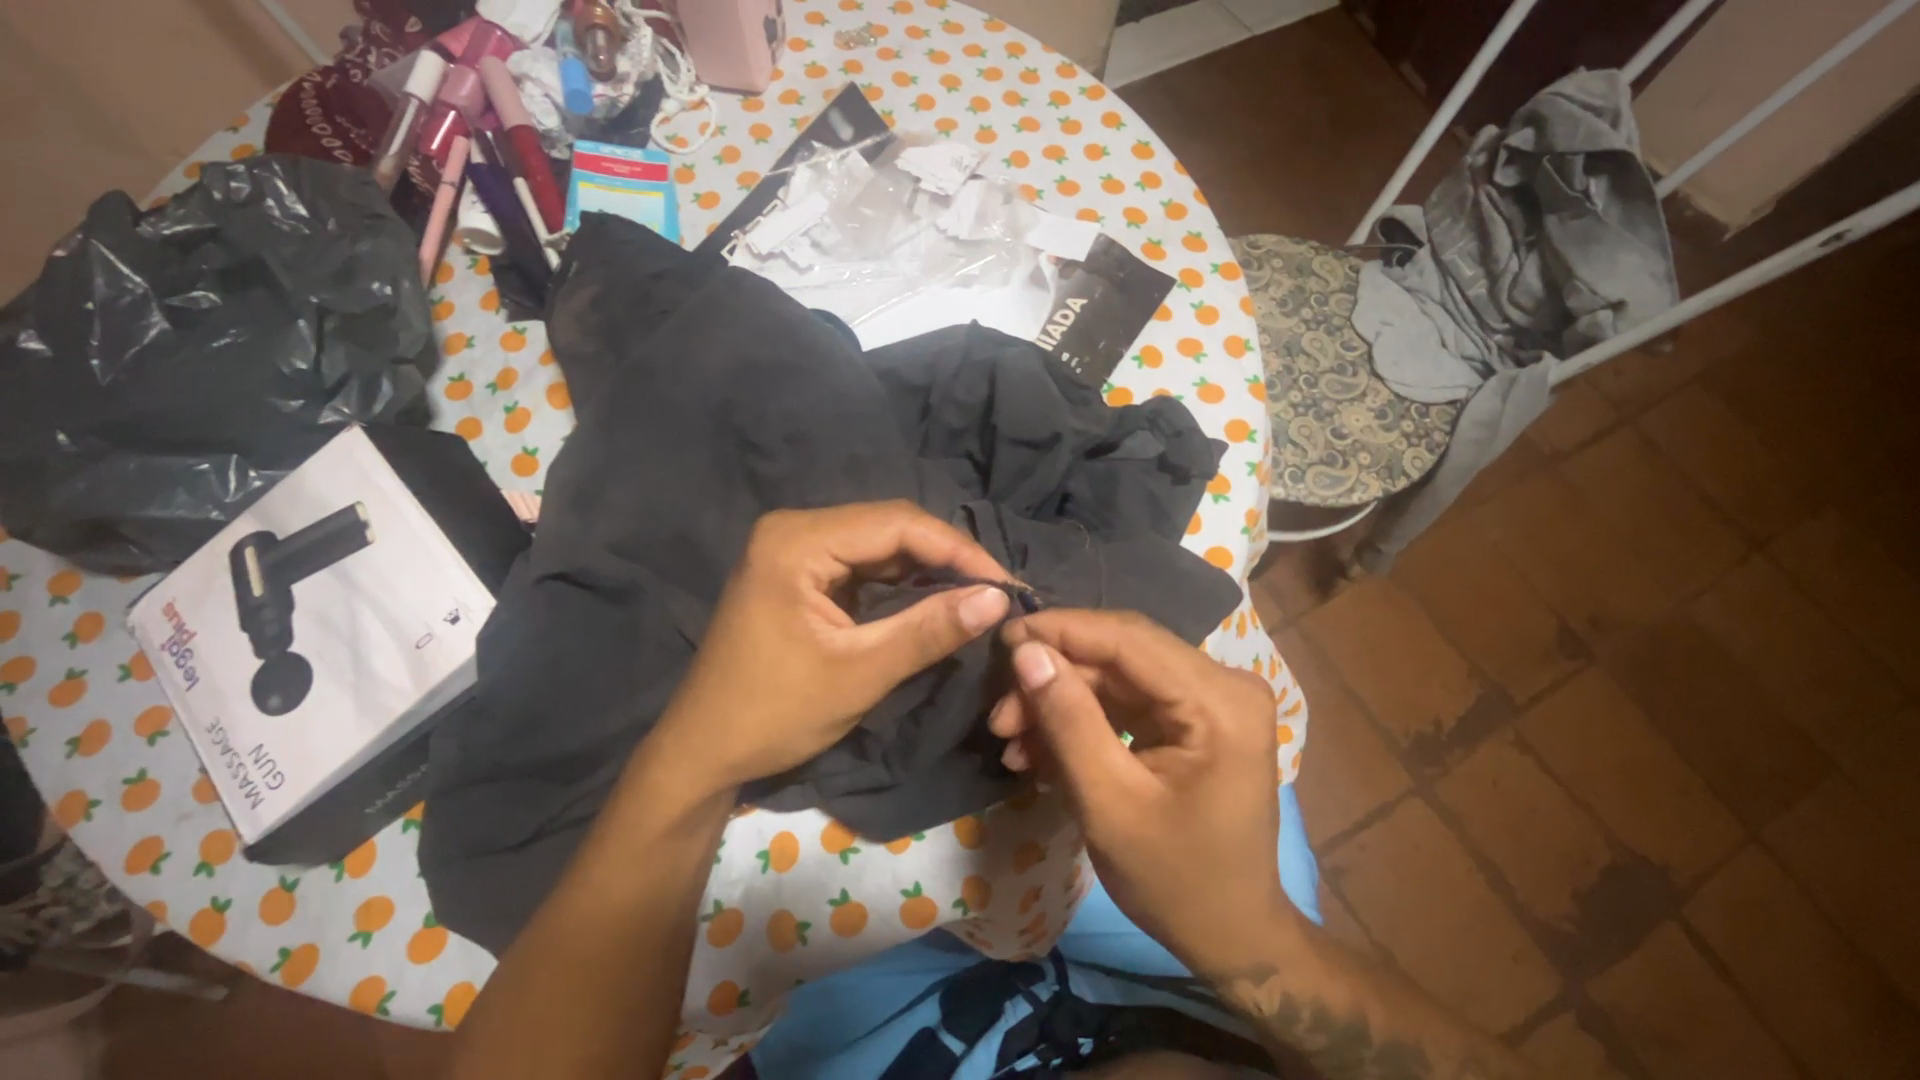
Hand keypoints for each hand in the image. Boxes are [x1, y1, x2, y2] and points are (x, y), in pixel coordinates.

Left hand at [650, 501, 1012, 795]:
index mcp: (798, 541)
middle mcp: (794, 530)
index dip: (959, 550)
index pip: (897, 524)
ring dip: (928, 569)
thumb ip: (929, 631)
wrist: (704, 751)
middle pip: (889, 528)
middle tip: (998, 591)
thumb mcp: (860, 673)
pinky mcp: (798, 574)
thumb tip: (999, 598)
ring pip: (879, 546)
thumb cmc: (774, 713)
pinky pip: (861, 566)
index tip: (1007, 584)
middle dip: (947, 558)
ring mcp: (793, 551)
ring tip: (978, 595)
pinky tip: (935, 599)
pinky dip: (901, 583)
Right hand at [994, 611, 1291, 972]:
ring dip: (1062, 702)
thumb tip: (1026, 651)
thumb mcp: (1110, 804)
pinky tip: (1041, 749)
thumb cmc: (1175, 879)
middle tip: (999, 714)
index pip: (1128, 638)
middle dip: (1055, 677)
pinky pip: (1128, 701)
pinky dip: (1084, 720)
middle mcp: (1225, 684)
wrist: (1230, 932)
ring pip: (1118, 676)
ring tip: (1012, 741)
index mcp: (1221, 701)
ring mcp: (1212, 700)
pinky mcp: (1195, 718)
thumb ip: (1068, 720)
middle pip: (1122, 654)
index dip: (1060, 631)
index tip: (1000, 638)